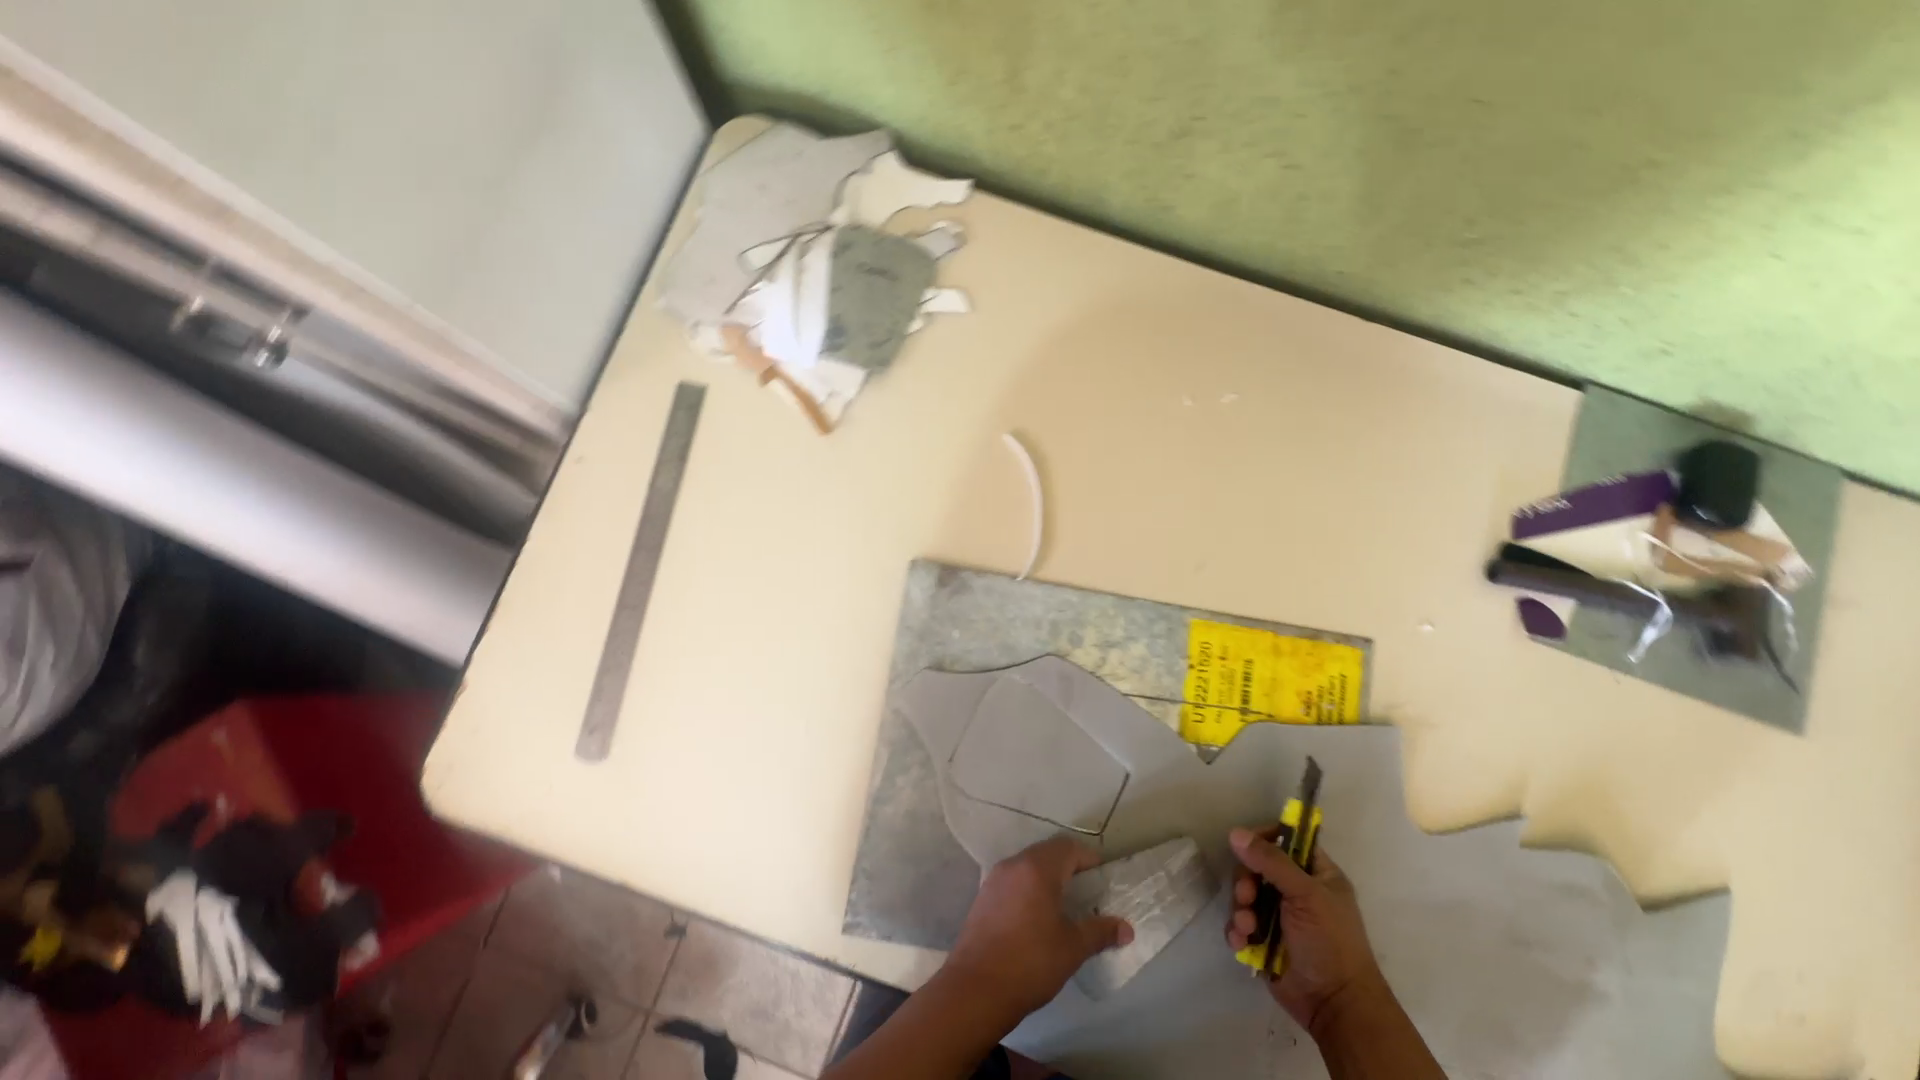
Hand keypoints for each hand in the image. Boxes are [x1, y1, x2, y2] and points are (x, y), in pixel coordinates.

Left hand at [943, 837, 1135, 1018]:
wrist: (975, 990)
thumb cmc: (1030, 962)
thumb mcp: (1073, 948)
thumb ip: (1100, 932)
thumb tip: (1126, 929)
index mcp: (1037, 869)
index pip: (1068, 847)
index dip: (1089, 859)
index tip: (1103, 881)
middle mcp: (1012, 865)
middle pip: (1046, 853)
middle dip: (1069, 869)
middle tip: (1087, 896)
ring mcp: (993, 881)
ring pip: (1027, 867)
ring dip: (1047, 880)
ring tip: (1064, 909)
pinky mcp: (981, 899)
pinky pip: (1012, 883)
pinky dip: (1028, 891)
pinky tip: (1036, 920)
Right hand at [1225, 827, 1385, 1035]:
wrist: (1333, 1003)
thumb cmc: (1330, 942)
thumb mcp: (1305, 895)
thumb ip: (1271, 862)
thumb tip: (1236, 832)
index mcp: (1316, 875)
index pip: (1287, 841)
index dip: (1265, 839)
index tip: (1246, 844)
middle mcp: (1297, 891)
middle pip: (1257, 868)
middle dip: (1246, 881)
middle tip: (1247, 896)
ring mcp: (1279, 917)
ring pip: (1245, 896)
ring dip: (1240, 909)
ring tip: (1247, 927)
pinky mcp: (1263, 940)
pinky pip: (1240, 924)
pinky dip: (1237, 931)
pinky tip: (1242, 942)